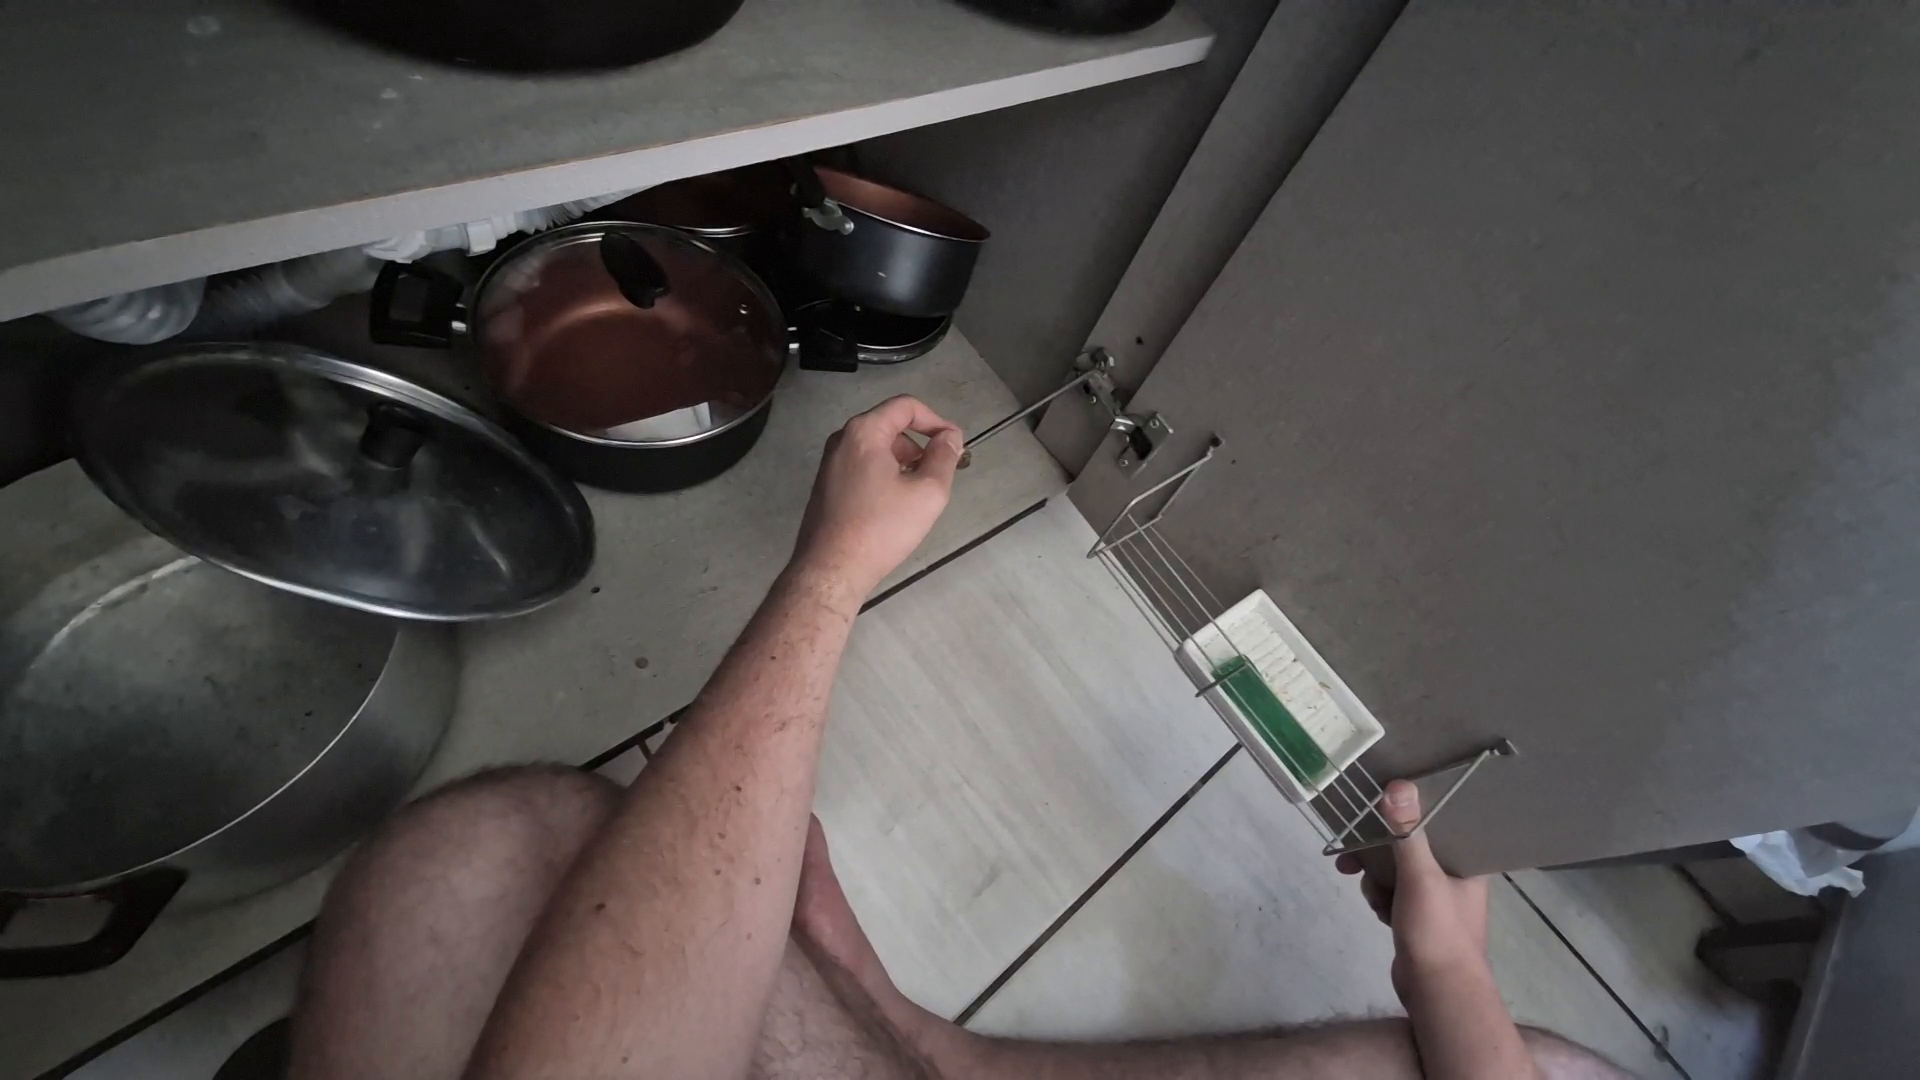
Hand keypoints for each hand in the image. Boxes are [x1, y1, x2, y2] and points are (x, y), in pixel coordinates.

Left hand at [791, 396, 964, 599]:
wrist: (832, 569)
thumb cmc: (882, 529)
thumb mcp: (927, 492)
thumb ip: (944, 457)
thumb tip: (950, 436)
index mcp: (864, 432)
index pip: (906, 406)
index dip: (936, 420)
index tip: (954, 444)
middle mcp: (842, 440)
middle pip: (890, 426)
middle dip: (920, 444)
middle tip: (939, 472)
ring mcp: (830, 463)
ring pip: (876, 449)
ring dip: (903, 462)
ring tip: (919, 493)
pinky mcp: (826, 486)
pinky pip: (862, 467)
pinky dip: (885, 475)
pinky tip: (894, 507)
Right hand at [1336, 780, 1489, 1001]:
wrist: (1439, 994)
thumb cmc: (1438, 932)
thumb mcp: (1420, 877)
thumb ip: (1407, 833)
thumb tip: (1398, 785)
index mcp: (1465, 862)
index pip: (1434, 821)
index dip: (1402, 813)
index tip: (1373, 810)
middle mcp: (1454, 875)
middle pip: (1406, 844)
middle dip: (1375, 851)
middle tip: (1348, 856)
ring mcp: (1435, 896)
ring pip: (1394, 867)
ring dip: (1374, 877)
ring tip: (1370, 894)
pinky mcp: (1418, 914)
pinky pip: (1391, 890)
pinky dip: (1378, 896)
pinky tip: (1378, 911)